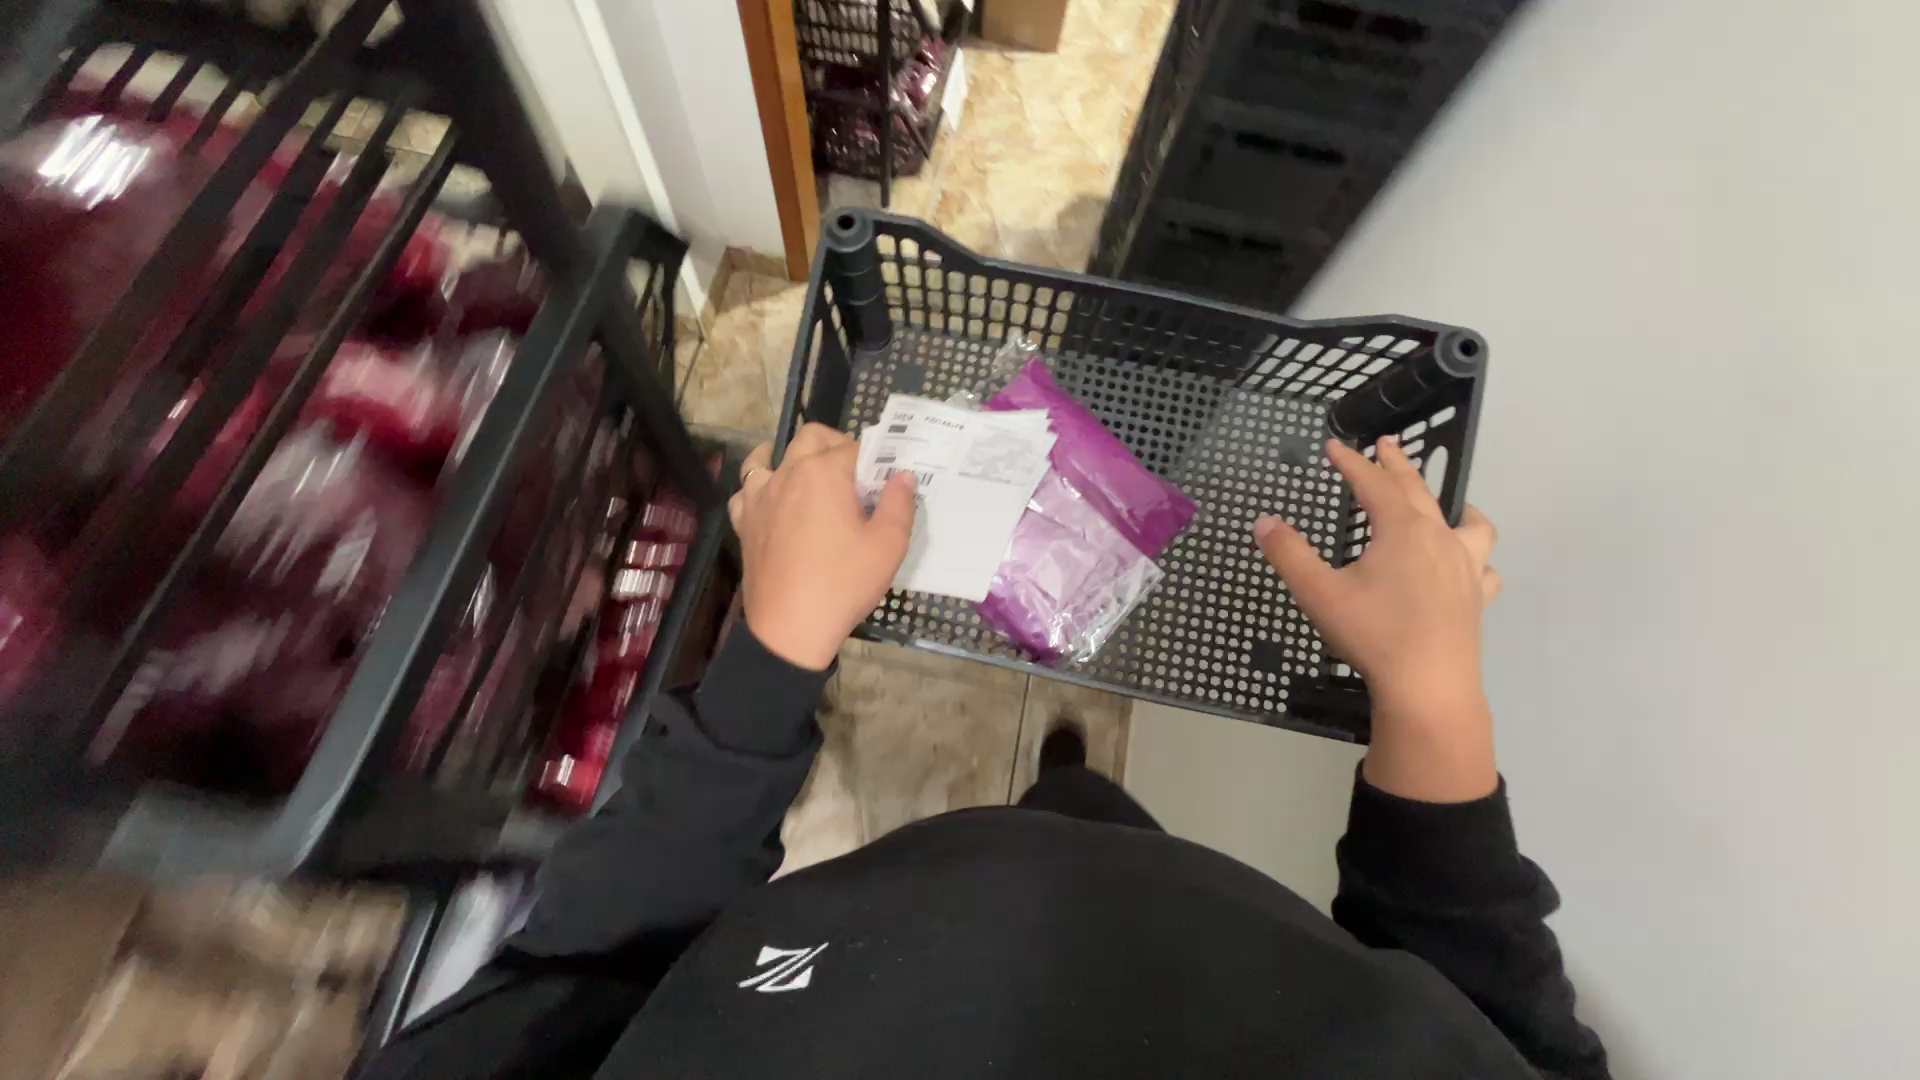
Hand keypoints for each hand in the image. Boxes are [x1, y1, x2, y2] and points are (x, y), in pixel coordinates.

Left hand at [729, 423, 916, 670]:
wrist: (790, 628)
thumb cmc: (843, 583)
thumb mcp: (889, 545)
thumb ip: (899, 502)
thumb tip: (902, 475)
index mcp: (824, 472)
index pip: (856, 448)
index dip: (875, 461)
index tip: (886, 484)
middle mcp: (787, 473)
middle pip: (811, 438)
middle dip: (836, 446)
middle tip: (855, 477)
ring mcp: (759, 496)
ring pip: (771, 457)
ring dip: (793, 459)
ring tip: (812, 480)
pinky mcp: (744, 521)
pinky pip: (747, 489)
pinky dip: (761, 487)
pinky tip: (775, 501)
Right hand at [1253, 436, 1501, 801]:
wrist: (1427, 687)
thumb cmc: (1372, 634)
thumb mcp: (1318, 592)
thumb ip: (1289, 553)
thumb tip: (1264, 522)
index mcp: (1402, 531)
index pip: (1374, 483)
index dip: (1351, 462)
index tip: (1333, 445)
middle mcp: (1439, 540)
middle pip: (1418, 491)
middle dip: (1397, 465)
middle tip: (1385, 444)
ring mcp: (1465, 569)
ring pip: (1469, 523)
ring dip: (1453, 506)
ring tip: (1445, 503)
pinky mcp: (1476, 599)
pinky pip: (1484, 567)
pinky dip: (1474, 557)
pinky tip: (1465, 567)